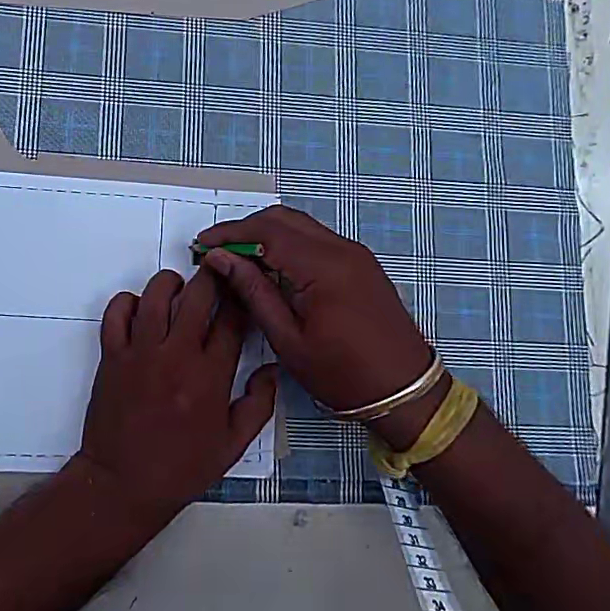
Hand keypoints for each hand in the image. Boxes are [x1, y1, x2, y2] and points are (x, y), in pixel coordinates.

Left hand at [75, 268, 278, 520]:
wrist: (123, 484)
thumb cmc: (179, 468)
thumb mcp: (232, 445)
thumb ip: (258, 405)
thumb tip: (271, 370)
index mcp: (210, 377)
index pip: (232, 320)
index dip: (241, 298)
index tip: (243, 290)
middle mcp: (176, 357)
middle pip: (198, 295)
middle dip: (212, 277)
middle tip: (215, 275)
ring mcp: (140, 353)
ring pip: (155, 294)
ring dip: (171, 283)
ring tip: (178, 289)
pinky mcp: (112, 355)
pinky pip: (116, 312)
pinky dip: (127, 301)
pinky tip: (139, 309)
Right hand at [196, 206, 436, 430]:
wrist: (406, 391)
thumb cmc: (345, 374)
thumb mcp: (289, 339)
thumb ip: (254, 292)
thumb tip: (222, 259)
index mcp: (324, 266)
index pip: (266, 231)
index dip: (230, 235)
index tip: (203, 245)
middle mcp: (341, 249)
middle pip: (282, 219)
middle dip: (245, 228)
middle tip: (217, 250)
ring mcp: (354, 254)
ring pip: (299, 225)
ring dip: (266, 234)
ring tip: (237, 258)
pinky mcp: (360, 263)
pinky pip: (315, 239)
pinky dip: (288, 243)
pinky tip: (270, 266)